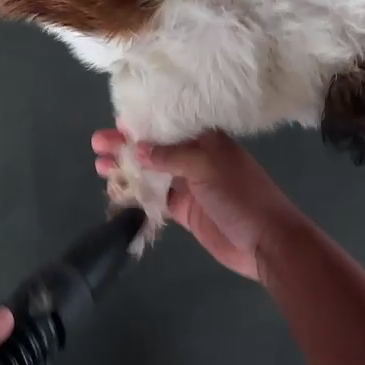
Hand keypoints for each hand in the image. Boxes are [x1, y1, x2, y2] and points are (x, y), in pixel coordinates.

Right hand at [92, 128, 303, 279]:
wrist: (267, 243)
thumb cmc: (241, 195)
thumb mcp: (207, 167)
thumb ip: (170, 157)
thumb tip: (136, 148)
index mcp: (205, 139)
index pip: (168, 123)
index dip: (142, 121)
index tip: (115, 121)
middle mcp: (194, 157)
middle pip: (153, 146)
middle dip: (126, 144)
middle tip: (97, 144)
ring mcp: (188, 184)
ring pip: (150, 171)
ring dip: (126, 168)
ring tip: (99, 165)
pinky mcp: (184, 209)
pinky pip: (154, 197)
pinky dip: (136, 193)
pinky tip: (115, 190)